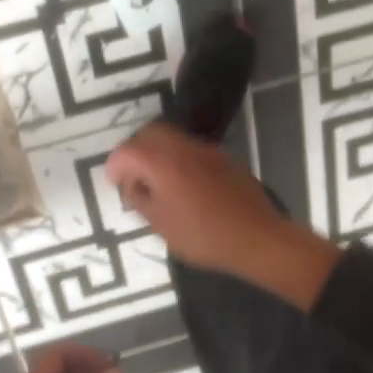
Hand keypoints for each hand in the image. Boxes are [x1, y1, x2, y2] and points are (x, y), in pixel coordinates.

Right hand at [106, 122, 340, 309]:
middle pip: (149, 134)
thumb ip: (141, 201)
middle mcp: (183, 148)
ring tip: (155, 183)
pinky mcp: (223, 159)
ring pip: (172, 138)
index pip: (127, 151)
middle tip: (131, 178)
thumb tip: (132, 187)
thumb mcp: (162, 226)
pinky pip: (190, 149)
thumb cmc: (204, 236)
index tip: (114, 184)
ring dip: (156, 154)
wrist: (258, 238)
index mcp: (163, 163)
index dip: (115, 166)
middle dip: (134, 152)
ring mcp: (206, 151)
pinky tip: (180, 186)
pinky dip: (177, 159)